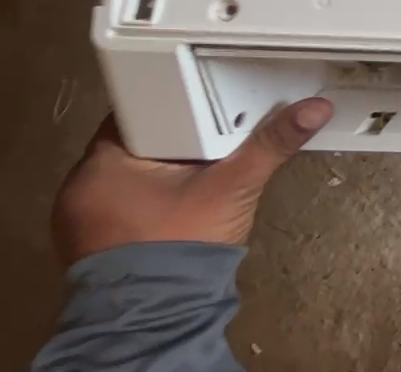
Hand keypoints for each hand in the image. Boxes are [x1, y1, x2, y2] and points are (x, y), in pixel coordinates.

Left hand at [51, 98, 333, 264]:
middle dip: (187, 128)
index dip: (182, 98)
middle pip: (147, 137)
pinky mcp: (108, 232)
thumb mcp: (235, 185)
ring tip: (219, 149)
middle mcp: (84, 187)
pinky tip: (200, 182)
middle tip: (227, 119)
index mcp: (100, 167)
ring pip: (144, 164)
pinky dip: (171, 180)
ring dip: (180, 156)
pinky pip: (141, 189)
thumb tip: (316, 108)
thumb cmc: (180, 241)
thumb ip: (272, 143)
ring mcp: (91, 214)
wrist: (157, 311)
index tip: (216, 91)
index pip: (141, 112)